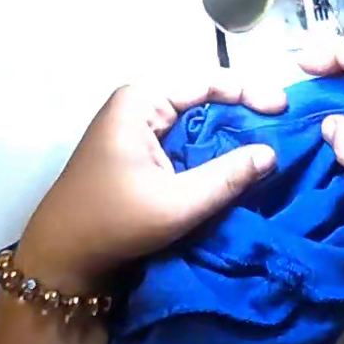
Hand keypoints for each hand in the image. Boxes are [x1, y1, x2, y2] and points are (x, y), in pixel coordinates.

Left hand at [17, 71, 284, 289]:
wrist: (61, 262)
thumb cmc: (113, 224)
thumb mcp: (176, 204)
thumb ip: (227, 176)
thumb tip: (272, 154)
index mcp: (141, 101)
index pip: (207, 81)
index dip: (249, 91)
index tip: (282, 109)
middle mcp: (141, 104)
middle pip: (205, 95)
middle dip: (244, 108)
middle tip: (282, 124)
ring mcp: (141, 126)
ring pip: (199, 116)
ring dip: (232, 128)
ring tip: (270, 138)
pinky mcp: (144, 148)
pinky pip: (189, 136)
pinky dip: (216, 145)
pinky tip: (241, 156)